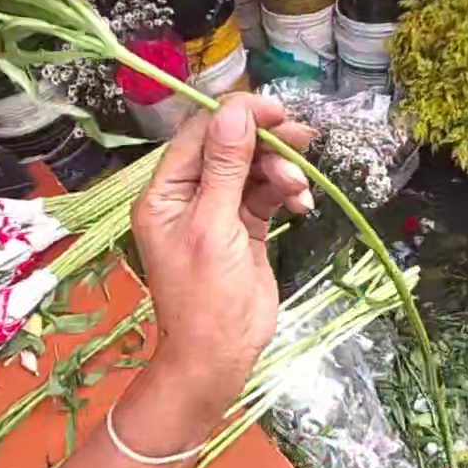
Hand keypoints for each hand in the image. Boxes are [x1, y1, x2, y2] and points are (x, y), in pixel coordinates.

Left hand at [119, 92, 314, 455]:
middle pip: (229, 148)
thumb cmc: (206, 298)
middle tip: (303, 137)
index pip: (198, 136)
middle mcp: (188, 197)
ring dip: (280, 170)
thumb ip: (225, 168)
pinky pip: (265, 195)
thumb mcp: (214, 228)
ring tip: (299, 187)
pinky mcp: (243, 228)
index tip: (275, 110)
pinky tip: (301, 204)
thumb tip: (234, 113)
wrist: (219, 356)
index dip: (235, 117)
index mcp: (164, 194)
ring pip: (251, 170)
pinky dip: (285, 193)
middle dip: (265, 142)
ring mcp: (217, 212)